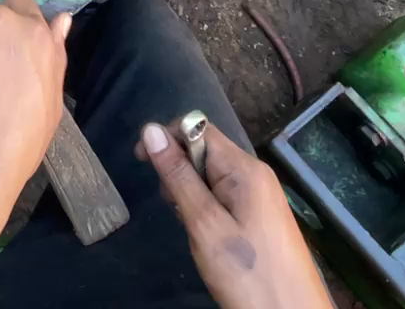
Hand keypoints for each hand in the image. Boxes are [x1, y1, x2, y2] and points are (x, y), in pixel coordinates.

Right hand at [141, 121, 333, 308]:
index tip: (142, 163)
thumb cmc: (249, 276)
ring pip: (211, 176)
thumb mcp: (205, 225)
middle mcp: (255, 175)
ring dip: (191, 193)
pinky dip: (207, 209)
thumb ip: (178, 176)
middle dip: (179, 171)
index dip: (167, 138)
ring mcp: (261, 198)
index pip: (197, 128)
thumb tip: (149, 129)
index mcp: (245, 169)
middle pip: (204, 151)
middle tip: (174, 209)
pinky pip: (224, 197)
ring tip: (193, 229)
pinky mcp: (261, 219)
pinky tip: (208, 237)